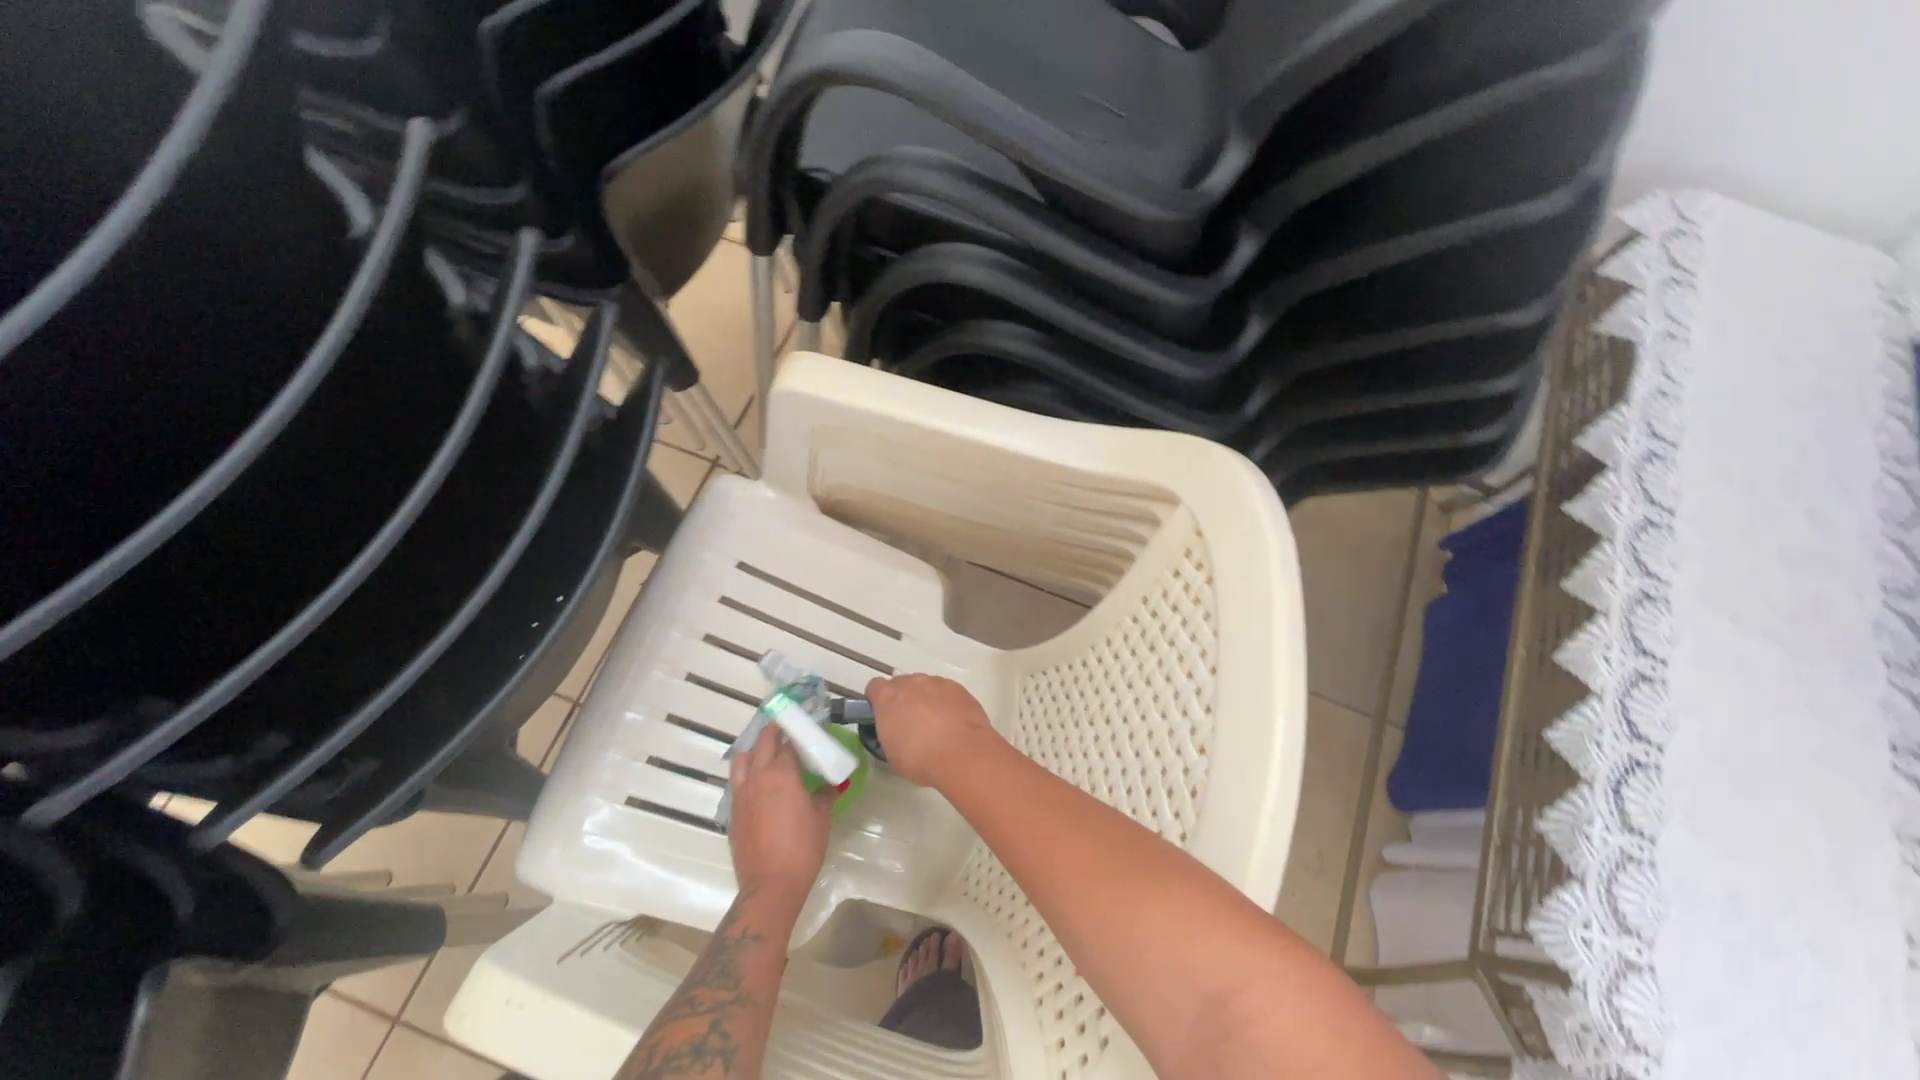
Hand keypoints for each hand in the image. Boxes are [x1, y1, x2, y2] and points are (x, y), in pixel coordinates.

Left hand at [728, 729, 836, 908]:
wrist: (770, 883)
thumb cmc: (802, 847)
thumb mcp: (821, 818)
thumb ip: (825, 795)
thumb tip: (831, 785)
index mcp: (781, 773)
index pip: (788, 742)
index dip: (798, 733)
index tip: (807, 729)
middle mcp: (757, 777)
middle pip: (762, 743)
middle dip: (774, 732)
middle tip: (787, 730)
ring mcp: (741, 794)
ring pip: (742, 760)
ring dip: (755, 751)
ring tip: (768, 755)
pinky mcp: (733, 812)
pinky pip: (738, 783)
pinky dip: (748, 775)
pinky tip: (761, 787)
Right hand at [864, 674, 1002, 788]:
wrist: (962, 754)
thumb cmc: (920, 758)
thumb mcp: (891, 751)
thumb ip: (889, 730)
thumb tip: (896, 727)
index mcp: (888, 698)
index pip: (875, 687)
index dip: (878, 700)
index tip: (883, 715)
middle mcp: (911, 683)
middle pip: (902, 684)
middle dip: (903, 699)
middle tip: (910, 722)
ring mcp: (936, 683)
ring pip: (925, 686)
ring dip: (926, 699)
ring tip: (936, 723)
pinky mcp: (958, 688)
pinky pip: (946, 691)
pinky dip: (946, 702)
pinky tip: (953, 721)